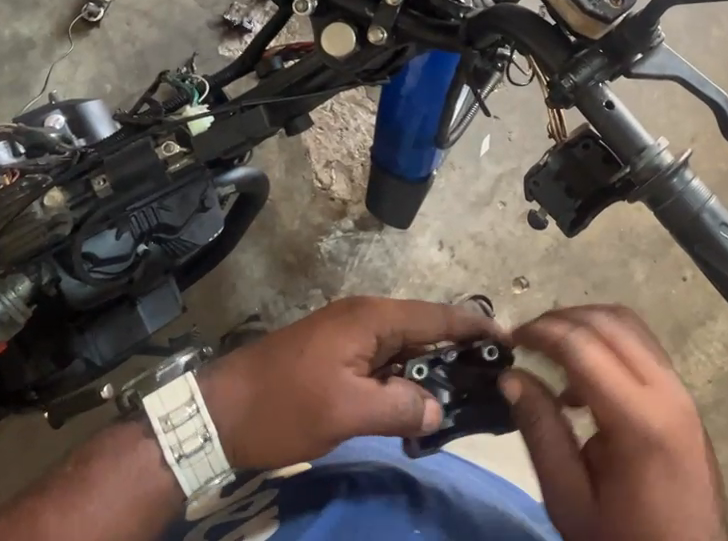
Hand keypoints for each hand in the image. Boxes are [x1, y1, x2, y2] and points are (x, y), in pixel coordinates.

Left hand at [197, 296, 498, 470]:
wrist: (218, 412)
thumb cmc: (285, 406)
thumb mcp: (347, 412)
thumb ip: (400, 407)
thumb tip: (438, 410)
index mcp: (372, 318)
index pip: (438, 316)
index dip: (474, 326)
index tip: (510, 339)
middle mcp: (365, 316)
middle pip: (424, 330)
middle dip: (457, 354)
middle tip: (491, 381)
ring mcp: (348, 333)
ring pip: (404, 349)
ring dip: (428, 373)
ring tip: (461, 400)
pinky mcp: (336, 353)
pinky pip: (383, 361)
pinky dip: (402, 381)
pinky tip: (415, 407)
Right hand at [503, 305, 727, 540]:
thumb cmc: (623, 539)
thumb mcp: (569, 498)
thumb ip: (540, 431)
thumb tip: (511, 375)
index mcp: (638, 419)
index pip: (582, 346)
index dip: (541, 333)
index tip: (509, 339)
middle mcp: (667, 391)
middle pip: (608, 323)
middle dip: (560, 320)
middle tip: (525, 338)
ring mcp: (681, 390)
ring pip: (629, 325)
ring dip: (586, 323)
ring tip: (550, 350)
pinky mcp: (684, 397)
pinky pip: (644, 345)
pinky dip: (608, 340)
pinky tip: (583, 375)